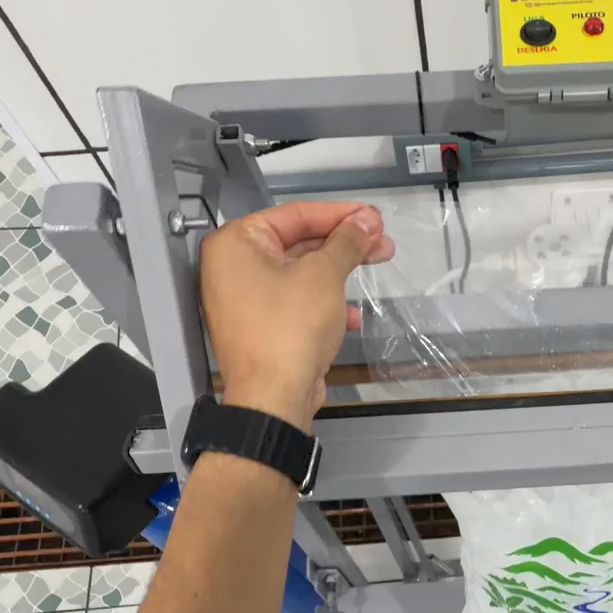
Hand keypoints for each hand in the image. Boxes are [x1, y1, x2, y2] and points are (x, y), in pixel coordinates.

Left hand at [199, 201, 394, 429]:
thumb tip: (365, 223)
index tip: (372, 218)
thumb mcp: (324, 276)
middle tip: (379, 242)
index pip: (296, 215)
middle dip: (343, 245)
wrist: (275, 396)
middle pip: (298, 244)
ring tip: (374, 270)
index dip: (340, 215)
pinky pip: (295, 304)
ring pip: (300, 275)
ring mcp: (246, 301)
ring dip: (339, 275)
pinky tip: (350, 315)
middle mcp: (234, 268)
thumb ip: (346, 243)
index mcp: (237, 244)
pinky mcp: (261, 328)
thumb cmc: (288, 331)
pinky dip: (324, 305)